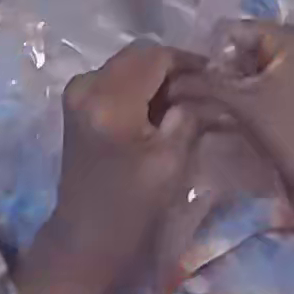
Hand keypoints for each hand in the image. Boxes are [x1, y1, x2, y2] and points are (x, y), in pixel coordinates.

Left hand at [14, 42, 203, 293]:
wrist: (84, 238)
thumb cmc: (132, 207)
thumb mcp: (171, 161)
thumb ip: (188, 114)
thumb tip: (209, 85)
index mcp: (108, 98)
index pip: (153, 56)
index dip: (187, 61)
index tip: (216, 75)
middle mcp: (86, 83)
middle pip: (138, 55)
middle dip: (172, 67)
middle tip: (204, 88)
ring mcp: (77, 89)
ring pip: (127, 64)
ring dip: (156, 76)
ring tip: (186, 100)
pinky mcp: (77, 99)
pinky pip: (115, 77)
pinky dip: (139, 85)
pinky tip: (159, 108)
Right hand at [170, 21, 293, 219]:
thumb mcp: (246, 104)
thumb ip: (202, 84)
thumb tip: (164, 78)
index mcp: (288, 39)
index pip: (230, 30)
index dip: (204, 49)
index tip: (175, 71)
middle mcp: (288, 53)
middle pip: (232, 52)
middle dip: (206, 70)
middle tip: (172, 86)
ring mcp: (286, 82)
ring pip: (237, 76)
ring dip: (213, 89)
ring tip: (180, 101)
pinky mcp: (282, 108)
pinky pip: (245, 96)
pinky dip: (226, 104)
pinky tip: (200, 115)